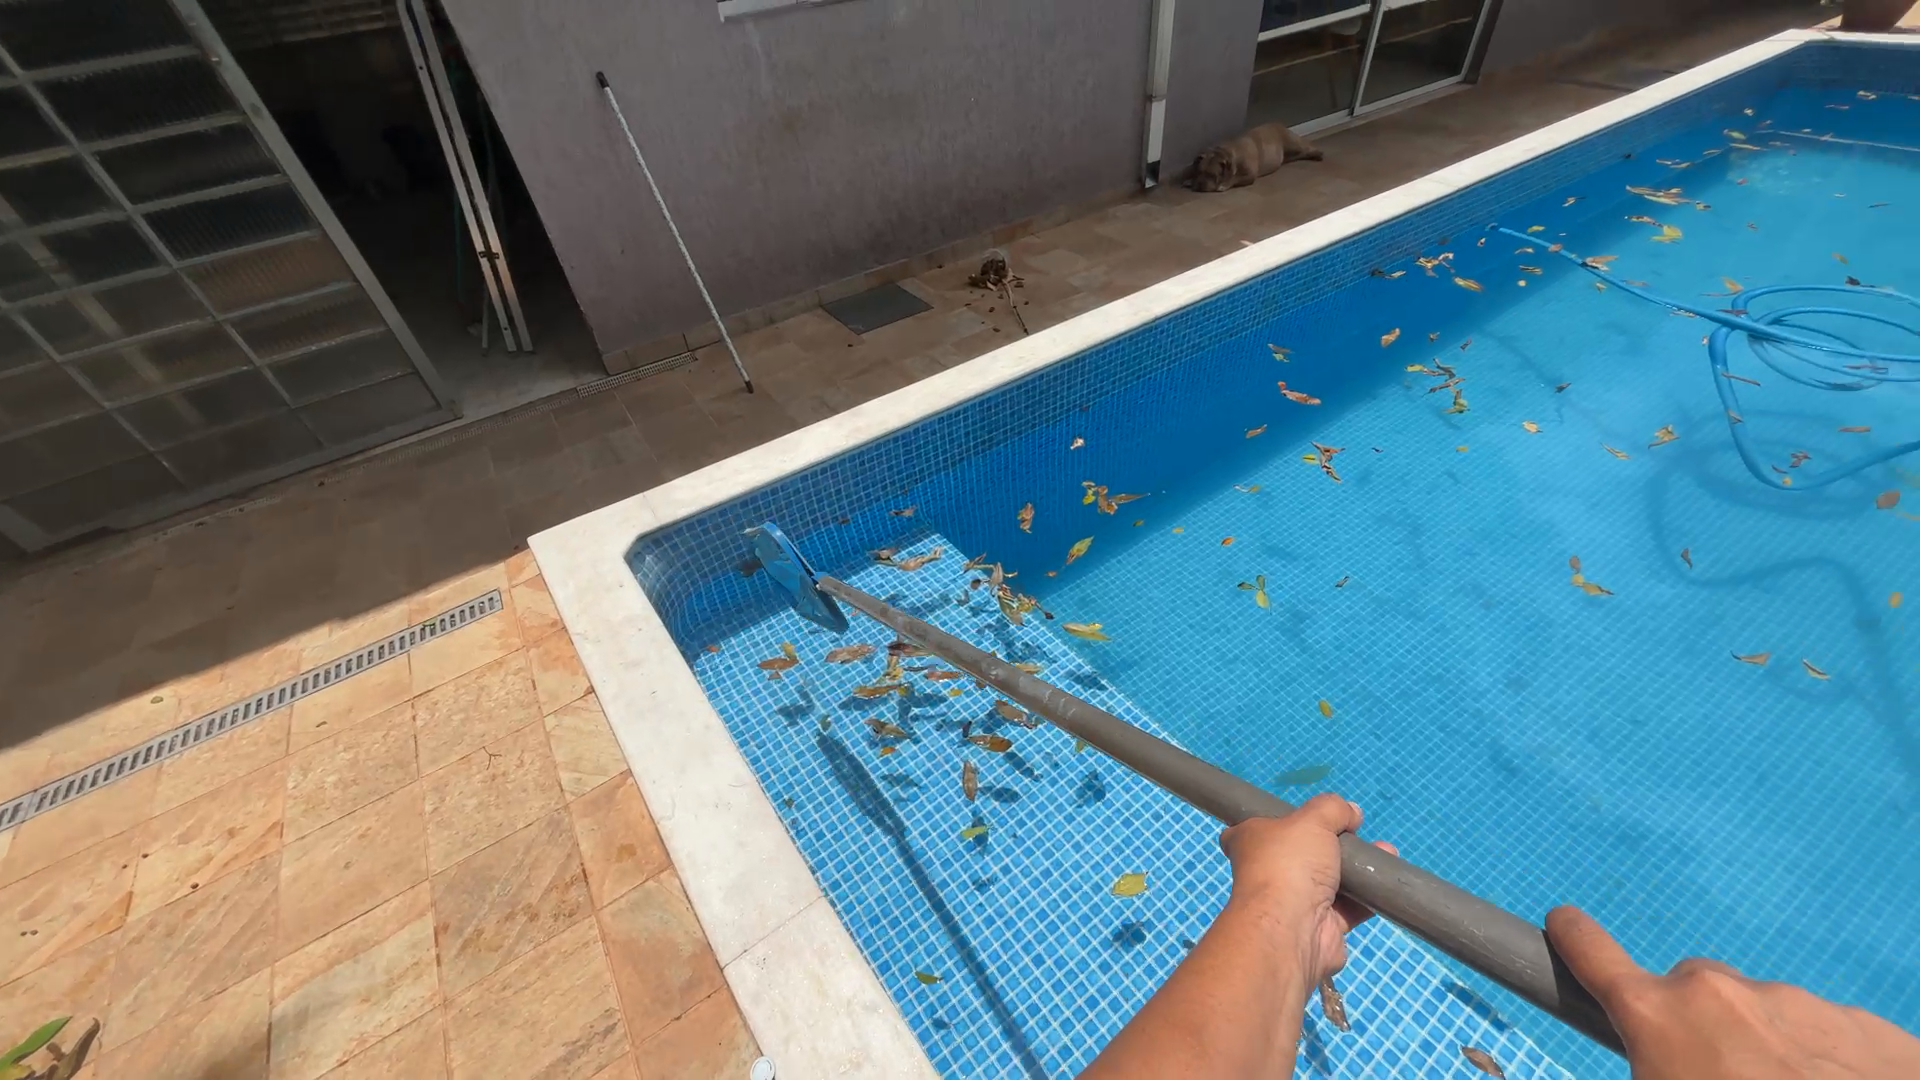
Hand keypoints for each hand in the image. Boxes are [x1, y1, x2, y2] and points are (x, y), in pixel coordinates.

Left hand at [1218, 794, 1393, 991]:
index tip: (1307, 819)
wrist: (1293, 926)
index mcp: (1248, 839)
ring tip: (1384, 852)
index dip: (1281, 820)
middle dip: (1332, 843)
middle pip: (1301, 852)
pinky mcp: (1320, 925)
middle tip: (1357, 834)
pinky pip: (1347, 906)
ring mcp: (1292, 899)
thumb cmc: (1289, 862)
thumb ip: (1331, 809)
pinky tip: (1385, 883)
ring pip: (1328, 878)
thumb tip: (1351, 811)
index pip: (1257, 826)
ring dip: (1356, 867)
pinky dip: (1366, 897)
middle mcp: (1266, 869)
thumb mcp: (1311, 820)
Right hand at [1549, 907, 1919, 1078]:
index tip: (1566, 928)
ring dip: (1778, 1049)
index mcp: (1653, 1012)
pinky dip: (1844, 1066)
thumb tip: (1642, 1054)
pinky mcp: (1880, 1033)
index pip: (1583, 942)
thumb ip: (1645, 1060)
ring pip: (1772, 1014)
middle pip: (1694, 986)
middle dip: (1706, 1024)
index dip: (1571, 935)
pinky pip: (1842, 1037)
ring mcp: (1800, 1006)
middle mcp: (1715, 991)